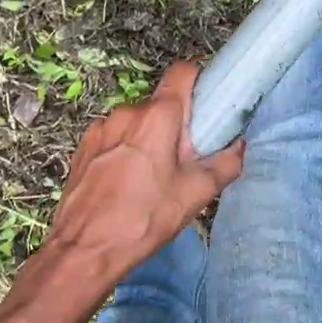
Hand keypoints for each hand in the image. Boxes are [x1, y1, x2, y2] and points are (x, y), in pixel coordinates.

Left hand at [41, 61, 243, 279]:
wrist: (83, 251)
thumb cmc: (144, 218)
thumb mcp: (197, 193)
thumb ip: (227, 163)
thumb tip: (238, 146)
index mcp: (158, 115)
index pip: (183, 71)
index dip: (199, 80)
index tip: (207, 104)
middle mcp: (126, 112)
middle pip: (161, 102)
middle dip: (175, 122)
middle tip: (183, 157)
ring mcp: (101, 128)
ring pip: (137, 121)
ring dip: (149, 137)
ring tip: (152, 175)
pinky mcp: (83, 147)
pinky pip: (115, 136)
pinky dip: (125, 149)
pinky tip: (126, 182)